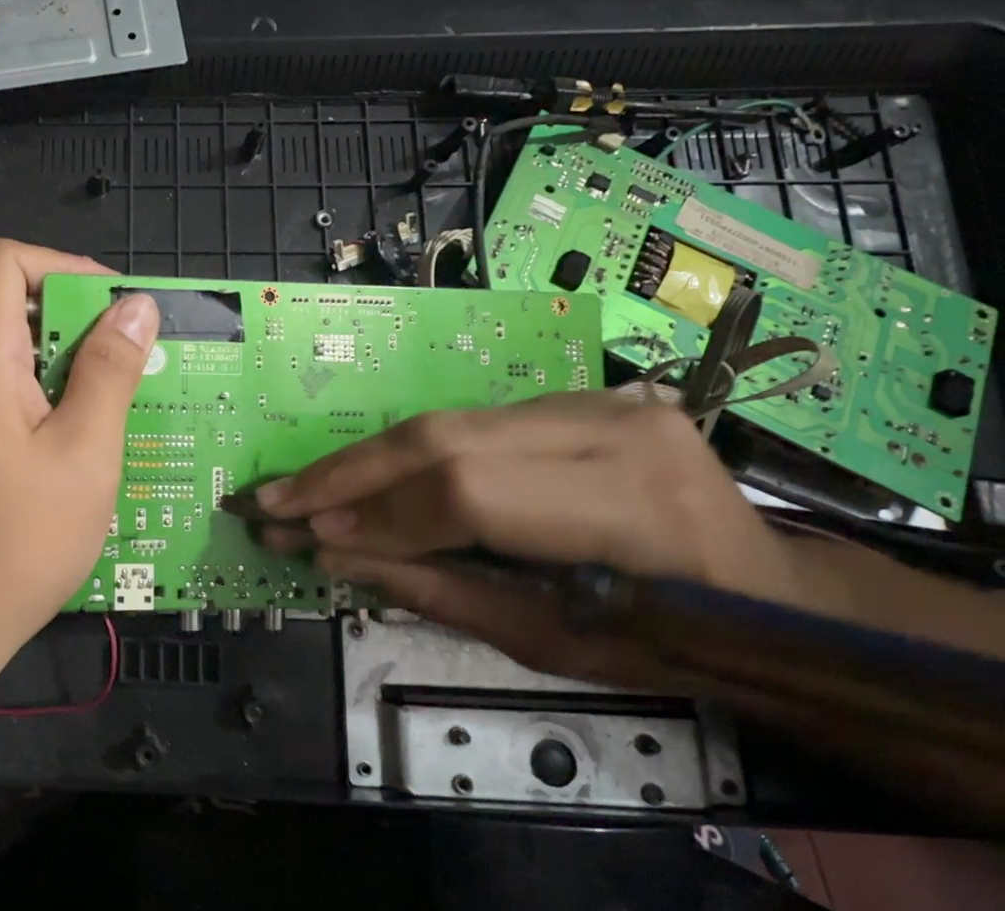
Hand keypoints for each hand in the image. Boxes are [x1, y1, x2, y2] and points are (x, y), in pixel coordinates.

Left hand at [0, 240, 159, 670]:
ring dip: (58, 371)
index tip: (120, 310)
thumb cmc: (16, 543)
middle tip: (132, 371)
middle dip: (75, 327)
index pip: (8, 261)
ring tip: (110, 415)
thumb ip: (109, 370)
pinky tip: (67, 452)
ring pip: (0, 357)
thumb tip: (135, 305)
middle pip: (7, 309)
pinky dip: (31, 402)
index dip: (67, 268)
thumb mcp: (83, 454)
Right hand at [252, 391, 806, 682]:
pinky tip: (362, 477)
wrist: (765, 594)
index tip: (305, 538)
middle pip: (443, 438)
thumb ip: (433, 589)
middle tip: (273, 501)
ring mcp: (600, 402)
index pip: (468, 494)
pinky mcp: (580, 397)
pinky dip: (405, 454)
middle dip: (345, 474)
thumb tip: (331, 558)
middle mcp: (615, 432)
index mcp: (629, 509)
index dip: (376, 516)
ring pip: (446, 421)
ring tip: (301, 491)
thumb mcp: (548, 639)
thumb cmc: (667, 641)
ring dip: (363, 460)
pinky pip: (468, 422)